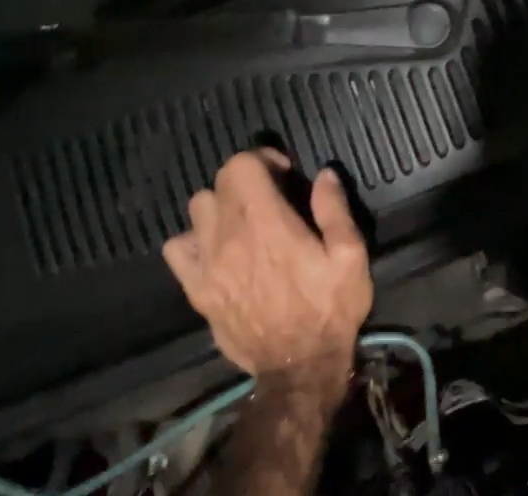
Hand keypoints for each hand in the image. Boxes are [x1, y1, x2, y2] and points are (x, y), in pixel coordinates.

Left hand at [163, 150, 372, 384]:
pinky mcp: (197, 290)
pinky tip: (218, 248)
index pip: (241, 165)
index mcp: (269, 223)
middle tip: (272, 194)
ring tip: (245, 220)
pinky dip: (194, 239)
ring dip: (222, 204)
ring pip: (198, 208)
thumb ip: (334, 210)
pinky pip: (176, 249)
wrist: (299, 368)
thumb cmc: (330, 308)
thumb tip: (324, 175)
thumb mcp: (351, 256)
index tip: (285, 173)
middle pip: (219, 182)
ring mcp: (208, 265)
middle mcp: (230, 237)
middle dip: (246, 178)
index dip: (262, 158)